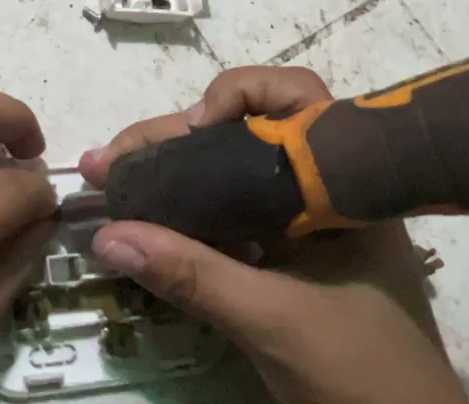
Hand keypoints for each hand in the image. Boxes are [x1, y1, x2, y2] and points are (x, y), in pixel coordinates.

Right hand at [79, 66, 463, 403]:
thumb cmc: (361, 375)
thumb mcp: (272, 321)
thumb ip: (191, 275)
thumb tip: (107, 235)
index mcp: (342, 182)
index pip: (292, 95)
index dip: (238, 92)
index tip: (194, 126)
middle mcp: (322, 190)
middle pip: (241, 133)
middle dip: (172, 138)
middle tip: (110, 160)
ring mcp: (303, 224)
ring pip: (228, 172)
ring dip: (170, 171)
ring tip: (110, 178)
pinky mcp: (286, 257)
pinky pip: (227, 213)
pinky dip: (184, 210)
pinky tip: (144, 220)